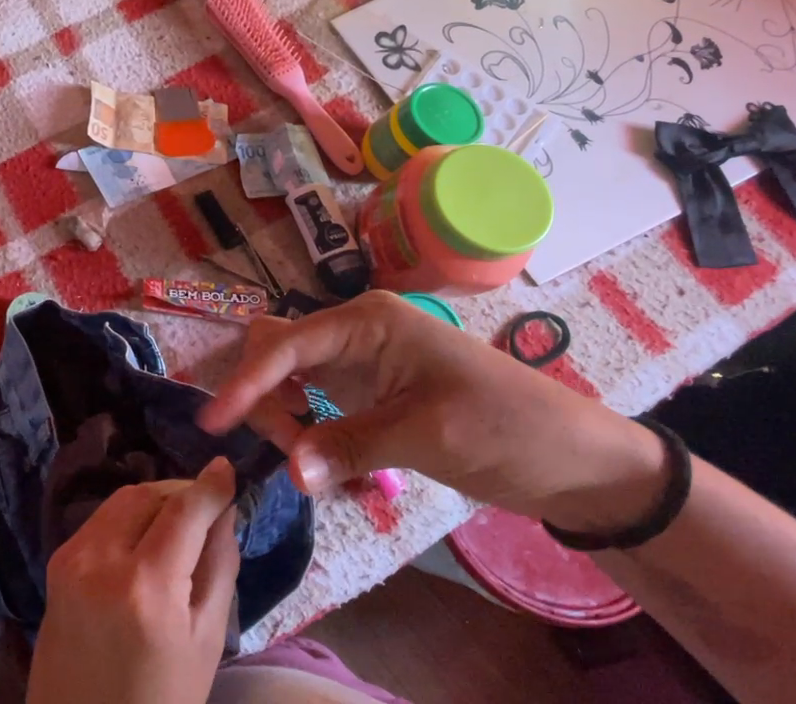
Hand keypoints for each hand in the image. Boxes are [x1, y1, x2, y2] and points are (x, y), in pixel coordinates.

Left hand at [26, 459, 239, 703]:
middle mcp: (102, 560)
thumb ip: (218, 567)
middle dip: (180, 492)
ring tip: (180, 522)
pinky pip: (99, 520)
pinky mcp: (55, 562)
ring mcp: (72, 557)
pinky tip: (145, 540)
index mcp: (147, 587)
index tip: (227, 468)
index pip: (182, 511)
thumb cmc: (161, 700)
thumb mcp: (206, 641)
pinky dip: (127, 518)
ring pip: (120, 500)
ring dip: (153, 500)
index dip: (208, 486)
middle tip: (207, 506)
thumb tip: (224, 509)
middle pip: (147, 495)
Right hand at [198, 291, 667, 532]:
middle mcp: (355, 333)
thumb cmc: (509, 428)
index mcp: (367, 322)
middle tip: (291, 453)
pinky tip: (336, 473)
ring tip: (319, 470)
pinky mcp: (369, 394)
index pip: (284, 346)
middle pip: (275, 353)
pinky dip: (312, 438)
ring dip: (289, 423)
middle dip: (267, 400)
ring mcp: (361, 363)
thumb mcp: (428, 435)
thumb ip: (349, 446)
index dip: (245, 382)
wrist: (580, 461)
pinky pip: (316, 409)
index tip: (214, 424)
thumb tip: (287, 471)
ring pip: (290, 381)